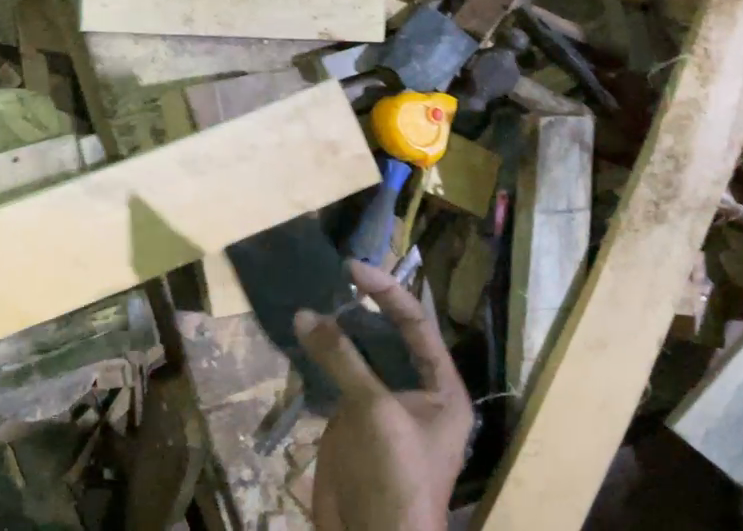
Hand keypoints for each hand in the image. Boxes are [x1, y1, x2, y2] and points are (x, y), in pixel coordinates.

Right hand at [296, 260, 472, 530]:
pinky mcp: (350, 419)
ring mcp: (381, 406)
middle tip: (327, 276)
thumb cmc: (396, 475)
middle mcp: (415, 392)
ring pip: (359, 354)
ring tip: (309, 297)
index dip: (388, 293)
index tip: (351, 266)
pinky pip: (336, 374)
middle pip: (389, 336)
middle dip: (361, 306)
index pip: (417, 326)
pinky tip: (300, 335)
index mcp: (442, 391)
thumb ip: (342, 359)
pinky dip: (319, 352)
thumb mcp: (375, 411)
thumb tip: (304, 314)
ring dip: (336, 328)